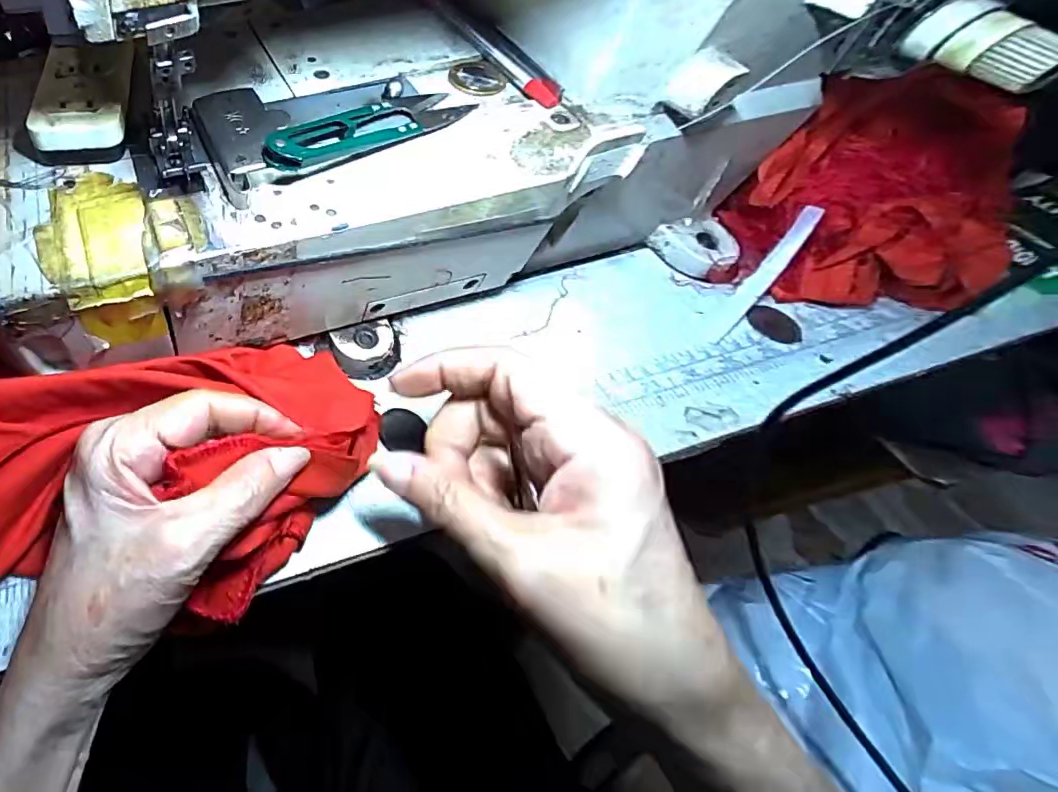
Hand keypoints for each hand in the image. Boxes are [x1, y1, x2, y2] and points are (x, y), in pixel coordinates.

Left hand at [0, 391, 310, 790]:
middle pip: (196, 423)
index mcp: (114, 442)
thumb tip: (289, 455)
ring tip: (280, 474)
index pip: (197, 406)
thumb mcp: (184, 544)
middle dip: (249, 438)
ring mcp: (120, 468)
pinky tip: (246, 494)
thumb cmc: (107, 604)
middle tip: (295, 455)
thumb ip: (241, 493)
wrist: (71, 657)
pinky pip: (184, 473)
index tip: (297, 434)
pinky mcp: (131, 493)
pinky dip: (219, 483)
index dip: (253, 415)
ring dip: (238, 463)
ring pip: (194, 449)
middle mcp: (114, 443)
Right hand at [369, 347, 744, 724]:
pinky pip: (499, 465)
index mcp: (589, 439)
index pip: (507, 368)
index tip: (397, 389)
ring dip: (463, 474)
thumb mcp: (516, 559)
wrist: (676, 690)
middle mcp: (582, 437)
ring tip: (477, 524)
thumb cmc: (613, 622)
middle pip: (486, 405)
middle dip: (452, 446)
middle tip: (443, 495)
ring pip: (485, 437)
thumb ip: (445, 502)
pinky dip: (478, 489)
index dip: (446, 368)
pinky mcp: (563, 485)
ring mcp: (573, 461)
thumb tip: (383, 462)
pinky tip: (490, 527)